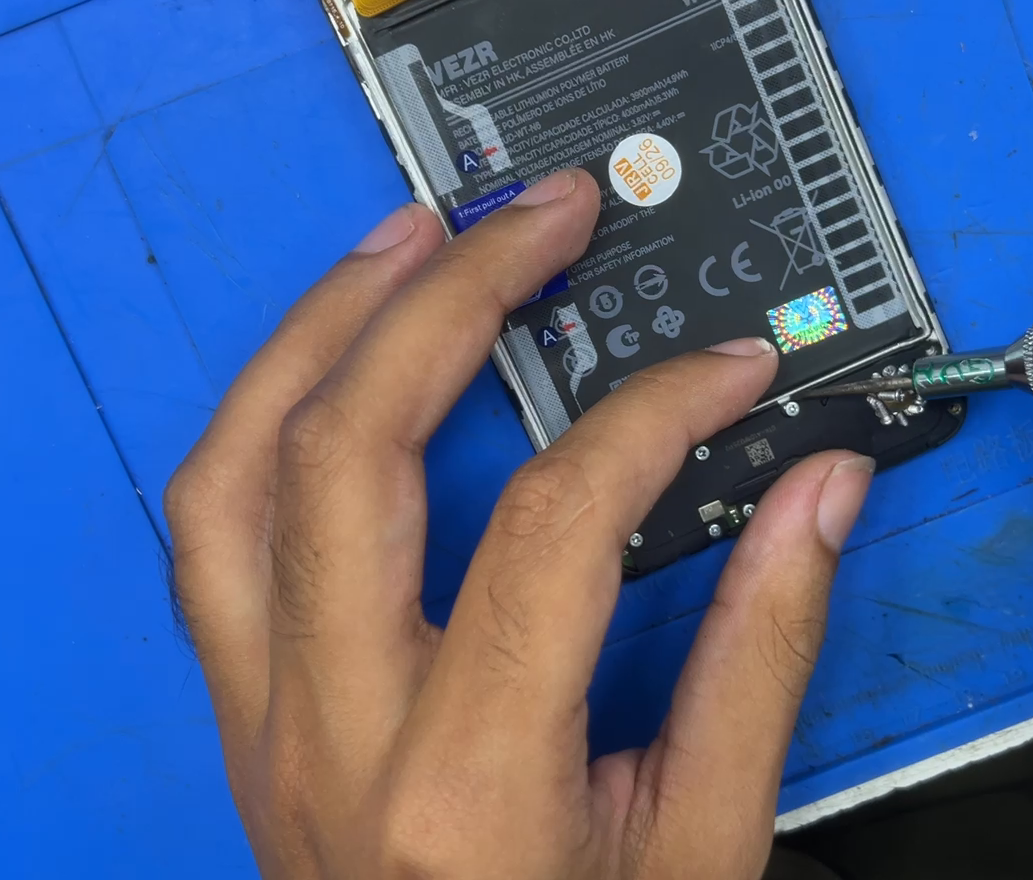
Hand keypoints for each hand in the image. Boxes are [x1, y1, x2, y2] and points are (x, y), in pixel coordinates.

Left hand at [165, 167, 874, 878]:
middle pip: (354, 449)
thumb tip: (819, 487)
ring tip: (413, 233)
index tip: (727, 367)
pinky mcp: (242, 697)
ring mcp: (259, 708)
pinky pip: (213, 520)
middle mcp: (331, 730)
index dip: (658, 416)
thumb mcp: (702, 839)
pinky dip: (270, 403)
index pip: (561, 523)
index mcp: (468, 782)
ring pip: (239, 466)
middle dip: (453, 297)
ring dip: (328, 323)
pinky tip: (339, 342)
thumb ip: (763, 645)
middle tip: (536, 215)